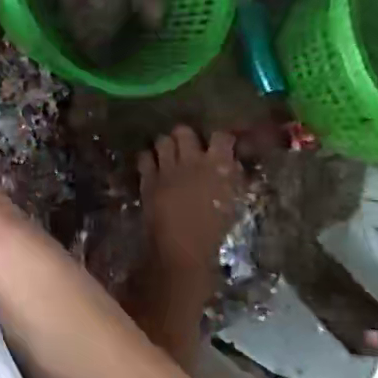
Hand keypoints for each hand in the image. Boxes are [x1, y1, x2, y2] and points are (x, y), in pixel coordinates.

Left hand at [139, 126, 244, 264]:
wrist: (182, 246)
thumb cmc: (214, 229)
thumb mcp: (233, 202)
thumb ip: (234, 179)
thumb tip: (232, 164)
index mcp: (218, 165)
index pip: (221, 136)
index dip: (220, 138)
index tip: (220, 145)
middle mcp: (192, 160)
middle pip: (184, 131)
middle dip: (186, 137)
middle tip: (188, 149)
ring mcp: (167, 168)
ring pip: (162, 140)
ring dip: (166, 145)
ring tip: (169, 156)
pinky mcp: (148, 178)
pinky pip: (144, 157)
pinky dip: (147, 159)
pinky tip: (152, 167)